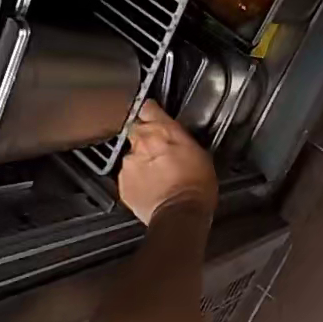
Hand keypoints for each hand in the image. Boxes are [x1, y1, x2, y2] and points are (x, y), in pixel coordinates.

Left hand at [118, 100, 216, 225]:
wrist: (180, 213)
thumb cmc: (196, 185)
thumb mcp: (199, 153)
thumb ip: (181, 137)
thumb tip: (176, 134)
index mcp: (163, 131)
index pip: (147, 108)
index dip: (150, 112)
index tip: (152, 114)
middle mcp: (142, 143)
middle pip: (136, 131)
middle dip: (145, 139)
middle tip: (161, 152)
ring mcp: (130, 163)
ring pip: (132, 155)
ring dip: (142, 162)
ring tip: (159, 175)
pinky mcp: (123, 182)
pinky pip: (127, 176)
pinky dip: (137, 180)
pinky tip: (152, 187)